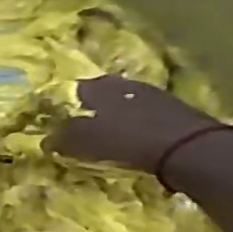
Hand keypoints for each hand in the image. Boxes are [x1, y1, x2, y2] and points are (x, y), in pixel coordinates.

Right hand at [49, 75, 222, 173]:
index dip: (64, 105)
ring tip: (110, 133)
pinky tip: (136, 137)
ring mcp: (151, 93)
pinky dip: (138, 123)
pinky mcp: (174, 108)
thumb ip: (61, 139)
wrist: (187, 148)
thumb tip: (45, 141)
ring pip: (125, 101)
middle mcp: (122, 83)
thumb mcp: (82, 143)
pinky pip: (146, 113)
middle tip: (84, 126)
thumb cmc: (124, 141)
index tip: (59, 120)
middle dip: (92, 107)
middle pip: (101, 93)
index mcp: (95, 87)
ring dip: (117, 114)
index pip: (72, 90)